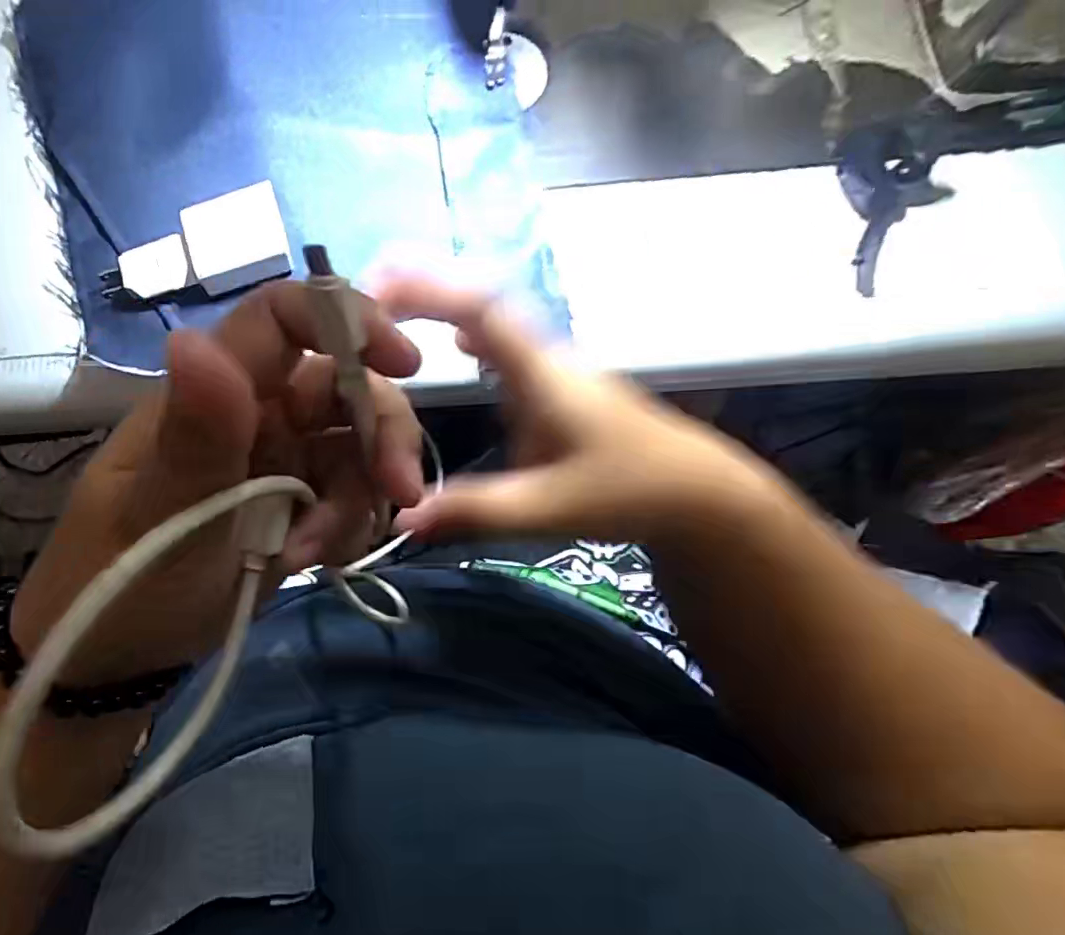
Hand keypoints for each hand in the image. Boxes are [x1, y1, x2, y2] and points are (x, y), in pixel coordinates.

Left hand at [11, 282, 425, 683]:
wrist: (119, 656)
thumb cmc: (120, 581)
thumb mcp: (158, 517)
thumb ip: (194, 439)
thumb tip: (196, 341)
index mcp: (213, 394)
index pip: (282, 321)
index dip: (348, 321)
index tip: (403, 363)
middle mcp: (255, 418)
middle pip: (345, 390)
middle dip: (381, 435)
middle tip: (399, 490)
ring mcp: (281, 467)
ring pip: (358, 452)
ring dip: (360, 501)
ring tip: (314, 554)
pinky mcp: (298, 512)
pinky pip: (352, 502)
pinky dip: (350, 531)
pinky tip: (318, 564)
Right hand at [376, 276, 791, 547]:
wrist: (696, 494)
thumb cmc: (629, 491)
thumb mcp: (547, 508)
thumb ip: (476, 511)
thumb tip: (404, 519)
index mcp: (543, 373)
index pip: (481, 309)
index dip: (428, 289)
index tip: (377, 285)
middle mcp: (546, 359)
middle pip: (482, 303)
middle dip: (426, 290)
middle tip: (369, 292)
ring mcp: (556, 373)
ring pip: (495, 324)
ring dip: (447, 308)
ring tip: (394, 309)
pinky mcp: (560, 392)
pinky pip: (506, 350)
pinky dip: (473, 338)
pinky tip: (458, 348)